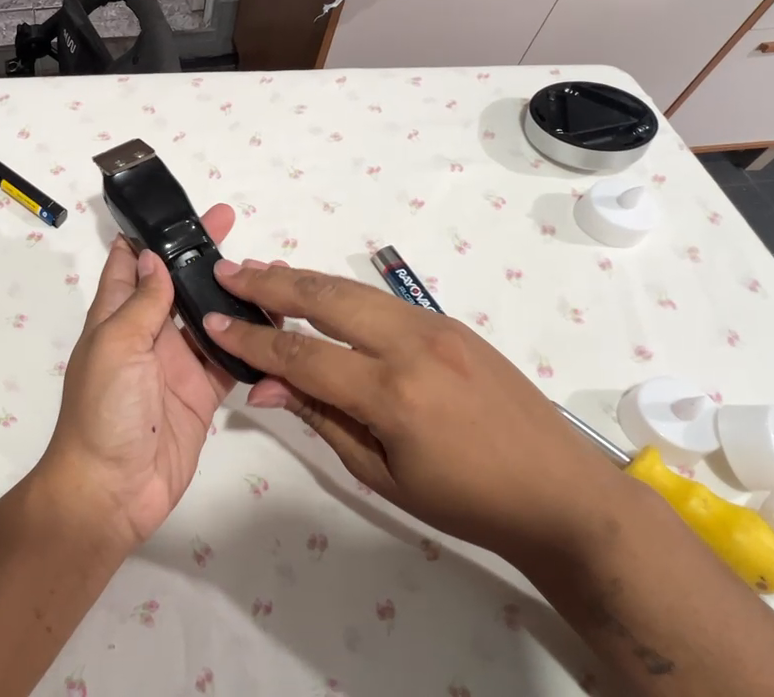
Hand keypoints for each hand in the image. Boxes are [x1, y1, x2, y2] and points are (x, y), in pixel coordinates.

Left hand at [37, 205, 239, 550]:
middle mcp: (147, 335)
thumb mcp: (116, 346)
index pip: (129, 265)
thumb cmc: (104, 411)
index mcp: (116, 318)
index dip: (149, 237)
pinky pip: (230, 360)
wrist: (113, 490)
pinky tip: (274, 321)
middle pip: (176, 286)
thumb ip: (140, 303)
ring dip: (231, 296)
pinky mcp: (202, 394)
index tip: (176, 210)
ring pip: (209, 319)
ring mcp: (176, 365)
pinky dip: (250, 342)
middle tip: (232, 225)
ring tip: (266, 269)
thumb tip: (152, 256)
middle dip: (200, 257)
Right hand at [204, 263, 632, 564]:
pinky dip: (338, 292)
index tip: (212, 322)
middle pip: (324, 299)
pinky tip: (315, 294)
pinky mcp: (450, 323)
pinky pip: (380, 300)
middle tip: (226, 271)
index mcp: (394, 394)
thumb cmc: (467, 501)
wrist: (562, 494)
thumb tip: (263, 385)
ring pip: (352, 288)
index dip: (250, 340)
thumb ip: (320, 418)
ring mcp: (436, 326)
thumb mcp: (381, 474)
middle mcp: (412, 345)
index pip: (301, 355)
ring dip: (301, 279)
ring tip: (259, 272)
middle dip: (269, 283)